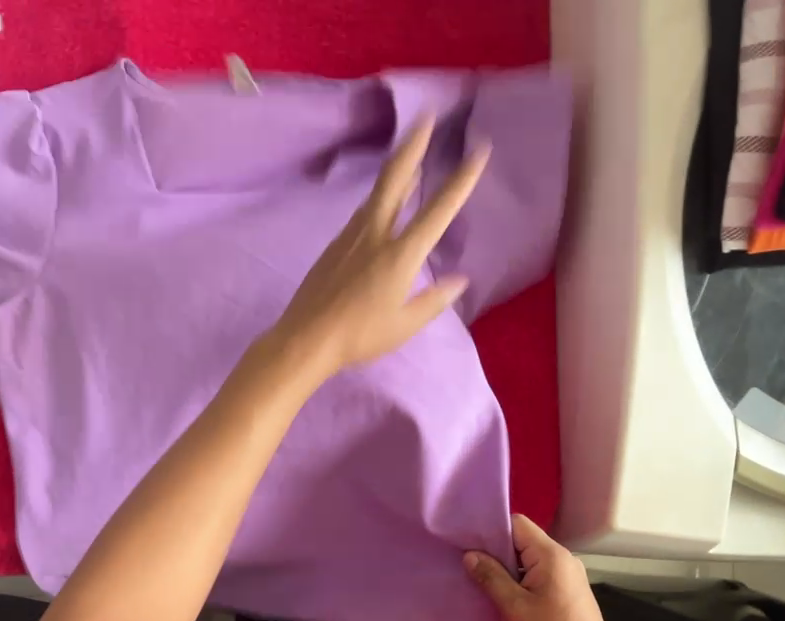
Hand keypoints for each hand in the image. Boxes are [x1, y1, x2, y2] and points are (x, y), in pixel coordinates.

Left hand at [248, 116, 489, 382]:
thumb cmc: (359, 336)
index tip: (480, 149)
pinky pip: (361, 213)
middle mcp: (375, 235)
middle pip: (396, 178)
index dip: (462, 179)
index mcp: (400, 254)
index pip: (439, 209)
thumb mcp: (405, 325)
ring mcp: (350, 238)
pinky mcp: (333, 247)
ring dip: (395, 169)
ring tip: (409, 155)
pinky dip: (377, 198)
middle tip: (425, 116)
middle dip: (414, 145)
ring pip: (376, 193)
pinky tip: (379, 203)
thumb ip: (434, 300)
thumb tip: (459, 280)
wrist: (305, 340)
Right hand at [463, 514, 620, 620]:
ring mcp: (568, 574)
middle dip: (496, 550)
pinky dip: (520, 579)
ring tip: (481, 580)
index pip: (518, 524)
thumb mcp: (513, 607)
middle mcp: (563, 558)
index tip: (467, 541)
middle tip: (468, 563)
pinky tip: (505, 595)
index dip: (491, 529)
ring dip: (507, 567)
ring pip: (530, 559)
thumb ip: (490, 577)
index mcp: (551, 555)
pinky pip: (538, 573)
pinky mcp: (568, 589)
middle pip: (523, 540)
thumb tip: (470, 555)